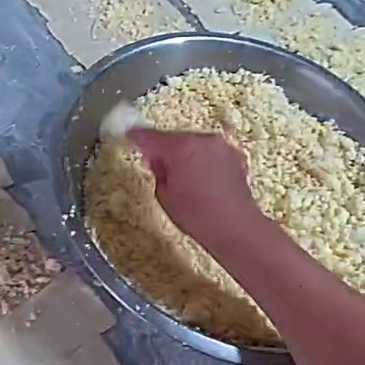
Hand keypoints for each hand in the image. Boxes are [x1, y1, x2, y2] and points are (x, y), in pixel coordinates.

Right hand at [126, 127, 269, 249]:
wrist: (237, 228)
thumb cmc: (196, 215)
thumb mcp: (164, 194)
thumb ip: (157, 170)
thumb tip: (157, 159)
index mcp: (182, 146)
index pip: (150, 136)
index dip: (136, 137)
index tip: (127, 136)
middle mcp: (203, 139)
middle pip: (174, 137)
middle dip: (164, 149)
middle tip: (156, 166)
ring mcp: (222, 146)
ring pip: (193, 143)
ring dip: (184, 154)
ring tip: (182, 178)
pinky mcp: (235, 155)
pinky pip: (209, 152)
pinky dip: (201, 160)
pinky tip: (201, 180)